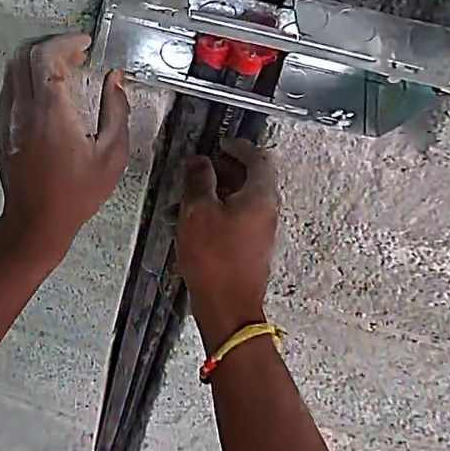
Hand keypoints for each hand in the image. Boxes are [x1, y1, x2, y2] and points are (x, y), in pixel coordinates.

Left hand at [0, 33, 130, 251]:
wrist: (37, 222)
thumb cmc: (74, 195)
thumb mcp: (111, 156)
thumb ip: (116, 111)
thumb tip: (115, 81)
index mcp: (52, 115)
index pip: (47, 57)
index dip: (66, 41)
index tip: (84, 43)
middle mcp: (23, 113)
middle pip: (25, 55)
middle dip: (51, 45)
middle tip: (75, 52)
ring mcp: (7, 121)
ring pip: (12, 69)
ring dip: (37, 60)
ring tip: (63, 68)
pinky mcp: (0, 130)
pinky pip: (9, 90)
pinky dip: (27, 78)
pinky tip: (47, 92)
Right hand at [177, 138, 279, 345]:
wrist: (227, 307)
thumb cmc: (214, 257)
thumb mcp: (198, 211)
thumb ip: (199, 180)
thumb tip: (199, 160)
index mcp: (260, 197)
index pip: (258, 159)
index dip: (238, 147)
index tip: (220, 143)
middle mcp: (266, 211)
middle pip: (249, 179)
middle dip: (221, 170)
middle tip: (197, 168)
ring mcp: (259, 231)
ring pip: (238, 200)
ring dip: (213, 193)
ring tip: (183, 199)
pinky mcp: (249, 248)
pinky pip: (234, 219)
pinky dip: (214, 213)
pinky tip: (188, 223)